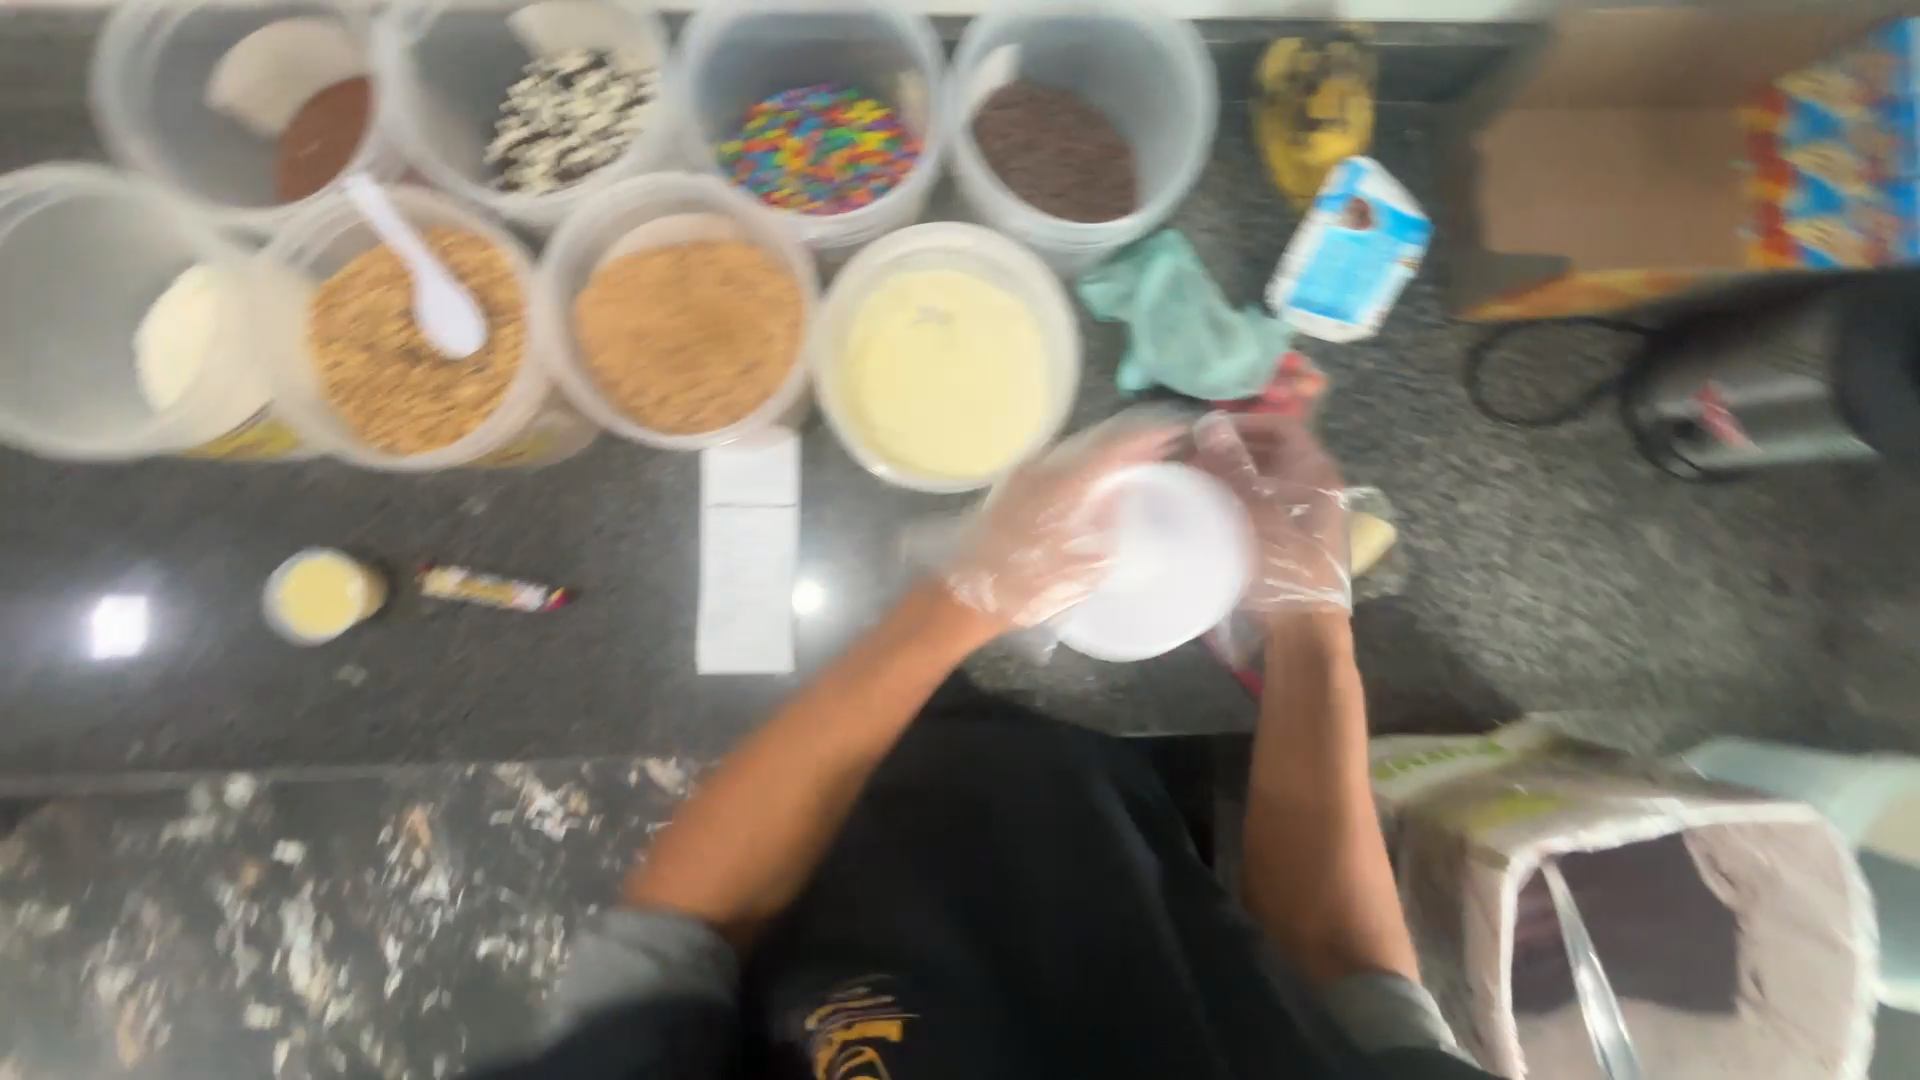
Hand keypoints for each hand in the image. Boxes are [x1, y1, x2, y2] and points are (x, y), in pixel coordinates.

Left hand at [941, 410, 1181, 628]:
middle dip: (1130, 441)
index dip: (1146, 436)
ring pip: (1076, 450)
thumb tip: (1117, 499)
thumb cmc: (1022, 589)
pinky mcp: (1012, 485)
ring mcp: (1023, 474)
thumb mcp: (1078, 569)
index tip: (1174, 433)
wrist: (964, 595)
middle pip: (1095, 442)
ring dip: (1106, 452)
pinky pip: (1059, 463)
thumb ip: (1104, 529)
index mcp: (1062, 486)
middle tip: (1162, 445)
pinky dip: (1084, 464)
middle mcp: (1042, 470)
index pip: (1113, 447)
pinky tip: (1096, 476)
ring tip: (1136, 458)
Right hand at [1191, 411, 1350, 612]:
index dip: (1245, 423)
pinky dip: (1237, 498)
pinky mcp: (1292, 537)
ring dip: (1232, 475)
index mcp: (1317, 476)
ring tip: (1195, 483)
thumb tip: (1210, 424)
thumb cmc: (1284, 571)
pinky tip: (1210, 510)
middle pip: (1272, 452)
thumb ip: (1233, 469)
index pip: (1283, 428)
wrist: (1304, 631)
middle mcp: (1316, 489)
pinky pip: (1262, 502)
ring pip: (1265, 478)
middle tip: (1193, 459)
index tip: (1206, 432)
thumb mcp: (1254, 517)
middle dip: (1232, 450)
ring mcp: (1305, 514)